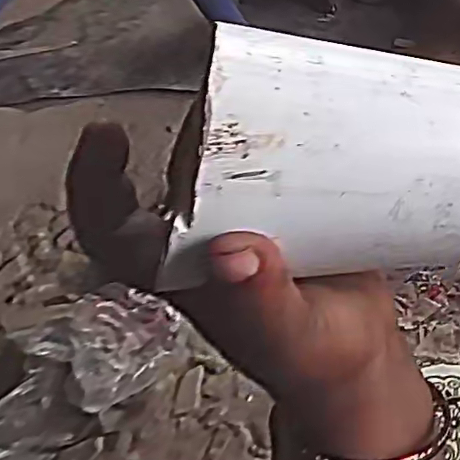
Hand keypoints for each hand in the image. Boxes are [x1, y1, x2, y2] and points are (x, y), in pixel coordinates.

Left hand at [65, 123, 427, 456]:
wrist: (362, 357)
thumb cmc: (316, 360)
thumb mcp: (287, 339)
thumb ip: (260, 304)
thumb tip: (231, 255)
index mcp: (184, 272)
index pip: (115, 227)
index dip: (96, 181)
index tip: (104, 136)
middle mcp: (209, 240)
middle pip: (182, 175)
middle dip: (198, 132)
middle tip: (234, 98)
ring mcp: (251, 222)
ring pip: (228, 164)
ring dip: (242, 128)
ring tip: (274, 98)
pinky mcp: (292, 212)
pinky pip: (276, 166)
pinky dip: (285, 139)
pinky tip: (312, 121)